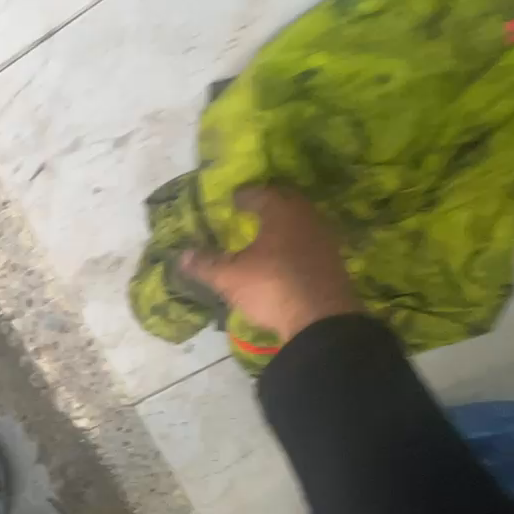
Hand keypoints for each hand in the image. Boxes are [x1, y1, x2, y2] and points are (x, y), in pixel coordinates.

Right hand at [179, 187, 361, 342]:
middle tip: (249, 210)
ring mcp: (323, 239)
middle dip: (267, 204)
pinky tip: (281, 254)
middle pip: (286, 203)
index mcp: (281, 214)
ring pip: (300, 221)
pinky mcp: (331, 260)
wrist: (320, 319)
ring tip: (264, 232)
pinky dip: (293, 241)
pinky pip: (308, 240)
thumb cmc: (271, 287)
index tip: (232, 199)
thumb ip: (206, 264)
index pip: (262, 194)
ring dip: (282, 223)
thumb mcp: (229, 277)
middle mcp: (306, 219)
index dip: (245, 195)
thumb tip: (182, 255)